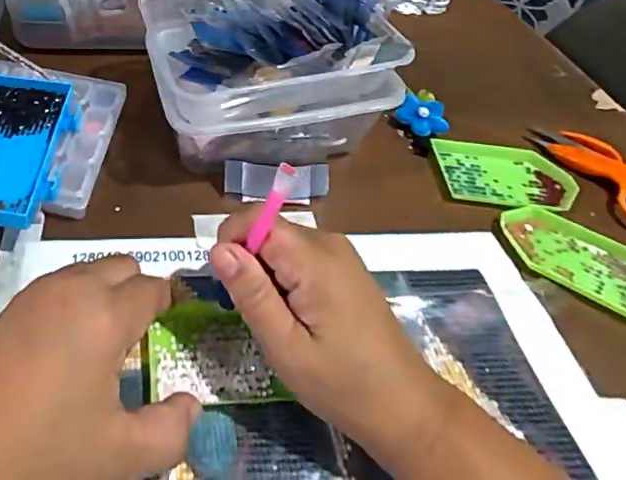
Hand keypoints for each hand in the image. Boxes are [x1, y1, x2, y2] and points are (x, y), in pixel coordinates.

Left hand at [0, 255, 199, 479]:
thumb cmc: (46, 452)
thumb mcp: (119, 455)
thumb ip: (171, 430)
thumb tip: (192, 404)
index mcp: (107, 313)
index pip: (153, 288)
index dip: (171, 301)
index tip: (179, 320)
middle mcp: (76, 287)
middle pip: (124, 265)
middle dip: (140, 288)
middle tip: (145, 331)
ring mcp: (40, 290)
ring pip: (90, 268)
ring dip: (108, 289)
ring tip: (108, 338)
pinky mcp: (14, 302)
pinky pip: (62, 281)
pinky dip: (78, 296)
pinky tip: (69, 342)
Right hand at [211, 209, 558, 478]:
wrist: (407, 409)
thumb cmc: (343, 384)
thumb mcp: (286, 347)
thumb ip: (252, 293)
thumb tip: (218, 249)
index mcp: (313, 257)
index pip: (256, 217)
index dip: (231, 240)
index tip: (227, 285)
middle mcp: (327, 241)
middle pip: (268, 227)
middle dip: (247, 260)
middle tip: (252, 312)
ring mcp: (339, 251)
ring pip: (281, 240)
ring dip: (265, 270)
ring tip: (275, 319)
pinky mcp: (343, 265)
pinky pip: (299, 253)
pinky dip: (284, 275)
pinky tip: (295, 315)